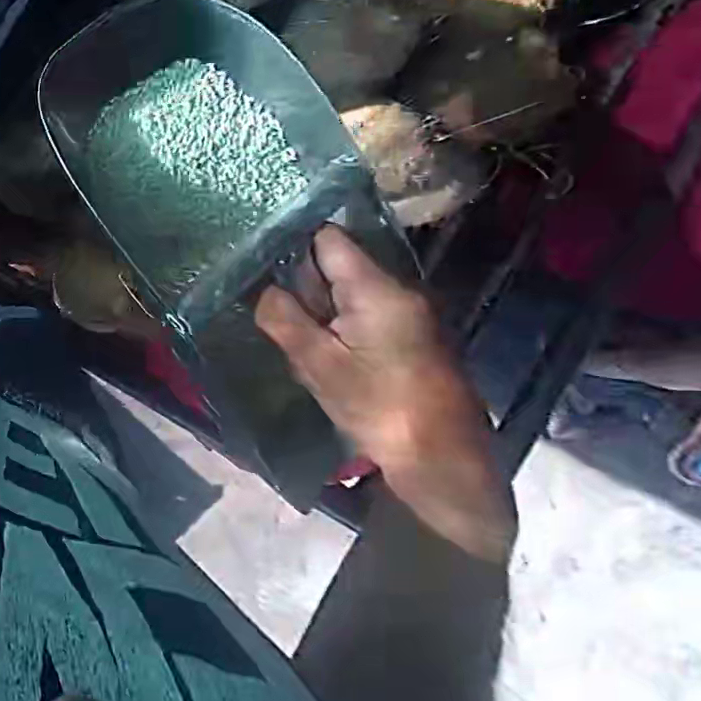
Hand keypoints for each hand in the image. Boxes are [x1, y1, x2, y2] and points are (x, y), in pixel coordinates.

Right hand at [256, 225, 513, 558]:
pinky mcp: (407, 335)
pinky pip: (358, 311)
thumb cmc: (380, 408)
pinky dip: (333, 322)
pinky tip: (317, 350)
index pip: (327, 238)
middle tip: (268, 304)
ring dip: (314, 305)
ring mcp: (406, 313)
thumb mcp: (316, 364)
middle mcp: (397, 291)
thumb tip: (260, 287)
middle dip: (299, 281)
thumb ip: (282, 317)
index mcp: (377, 290)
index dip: (291, 239)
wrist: (445, 462)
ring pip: (343, 290)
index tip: (256, 252)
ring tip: (291, 332)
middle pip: (334, 263)